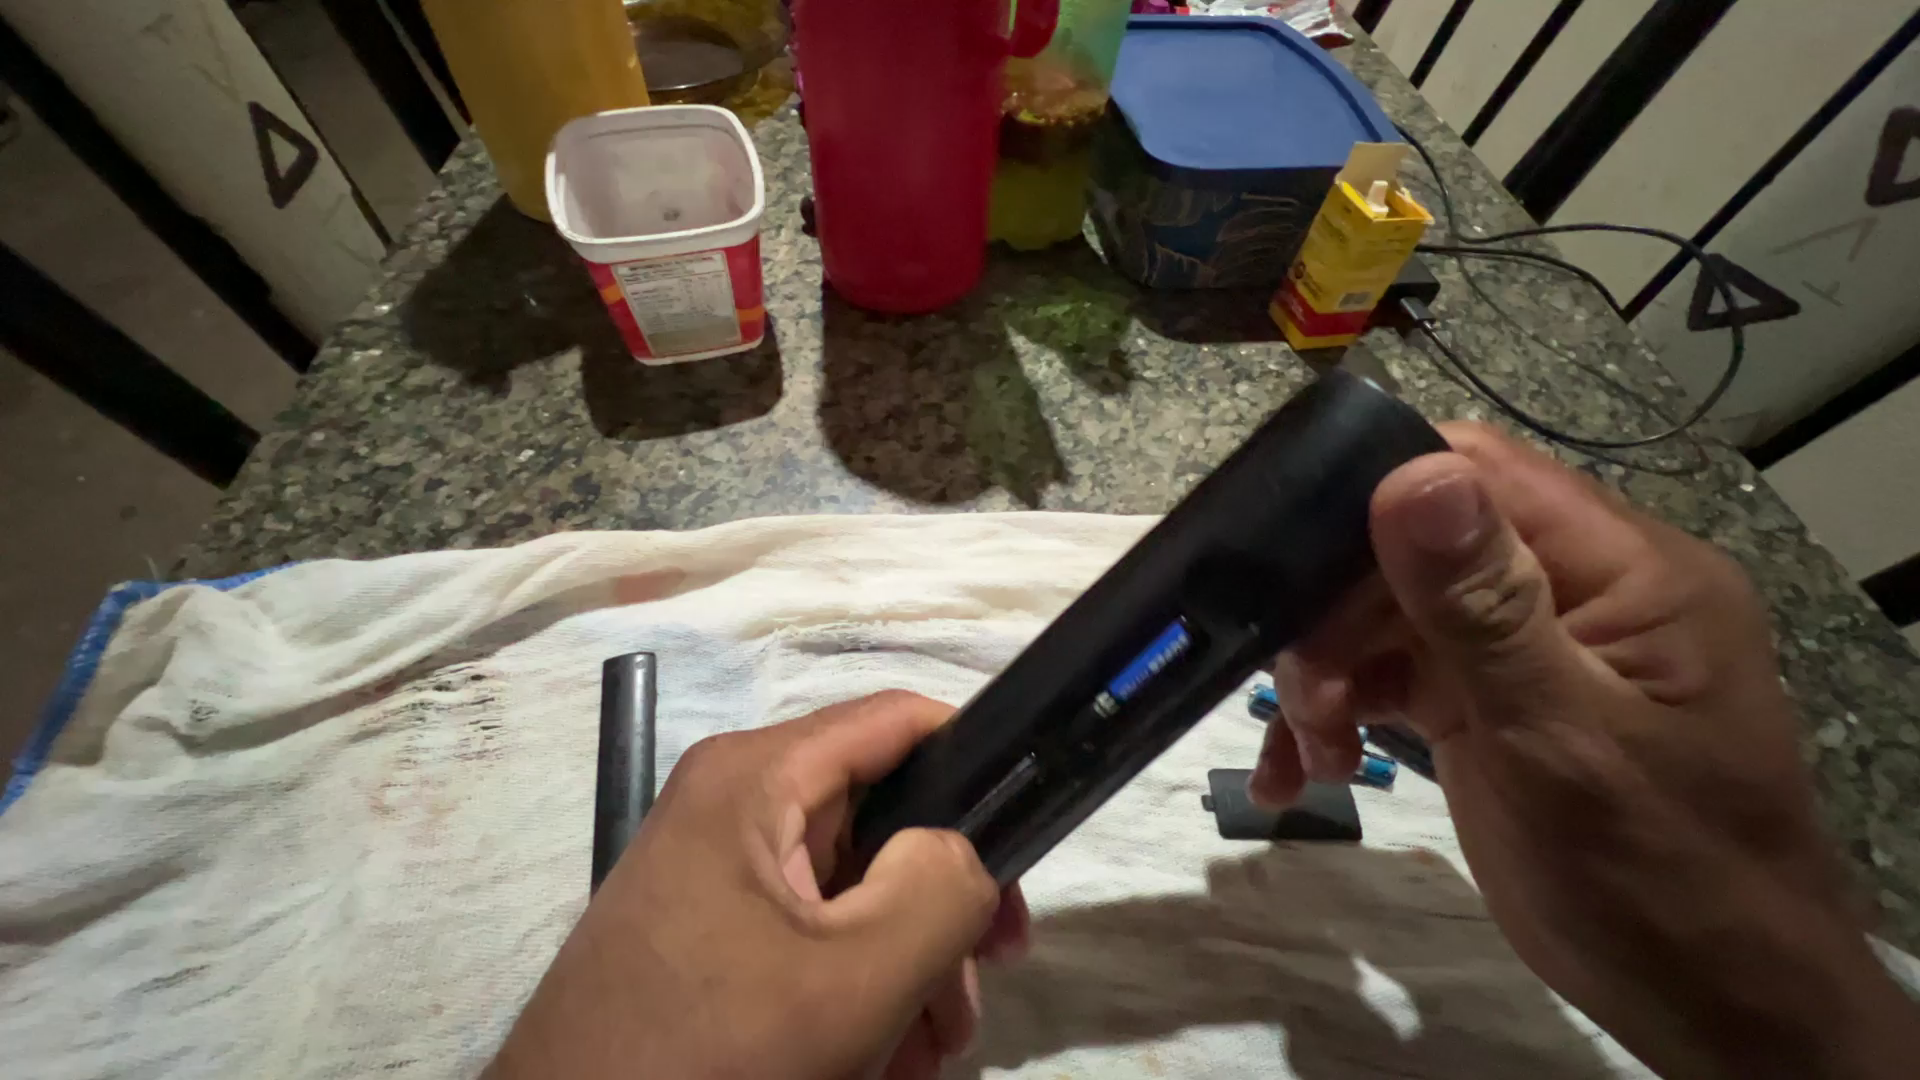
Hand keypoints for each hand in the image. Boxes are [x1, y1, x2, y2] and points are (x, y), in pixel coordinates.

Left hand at [488, 691, 1028, 1079]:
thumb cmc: (706, 1059)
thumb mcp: (850, 980)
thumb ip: (939, 890)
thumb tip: (964, 849)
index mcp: (757, 776)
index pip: (894, 719)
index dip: (969, 755)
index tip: (1023, 829)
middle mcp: (739, 803)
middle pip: (883, 814)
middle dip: (943, 898)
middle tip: (991, 970)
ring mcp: (726, 868)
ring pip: (859, 884)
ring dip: (913, 960)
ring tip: (932, 1048)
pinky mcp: (720, 929)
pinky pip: (820, 933)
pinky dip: (865, 986)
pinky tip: (885, 1056)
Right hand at [1254, 423, 1916, 1078]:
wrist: (1698, 1005)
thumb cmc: (1658, 874)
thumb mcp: (1563, 737)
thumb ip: (1484, 607)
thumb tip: (1411, 476)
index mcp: (1616, 570)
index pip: (1479, 473)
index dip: (1377, 492)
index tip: (1295, 554)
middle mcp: (1557, 591)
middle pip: (1403, 551)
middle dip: (1336, 620)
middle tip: (1308, 696)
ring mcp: (1505, 645)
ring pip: (1373, 617)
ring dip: (1323, 678)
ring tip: (1314, 751)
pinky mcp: (1465, 696)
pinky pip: (1375, 678)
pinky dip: (1327, 718)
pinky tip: (1295, 771)